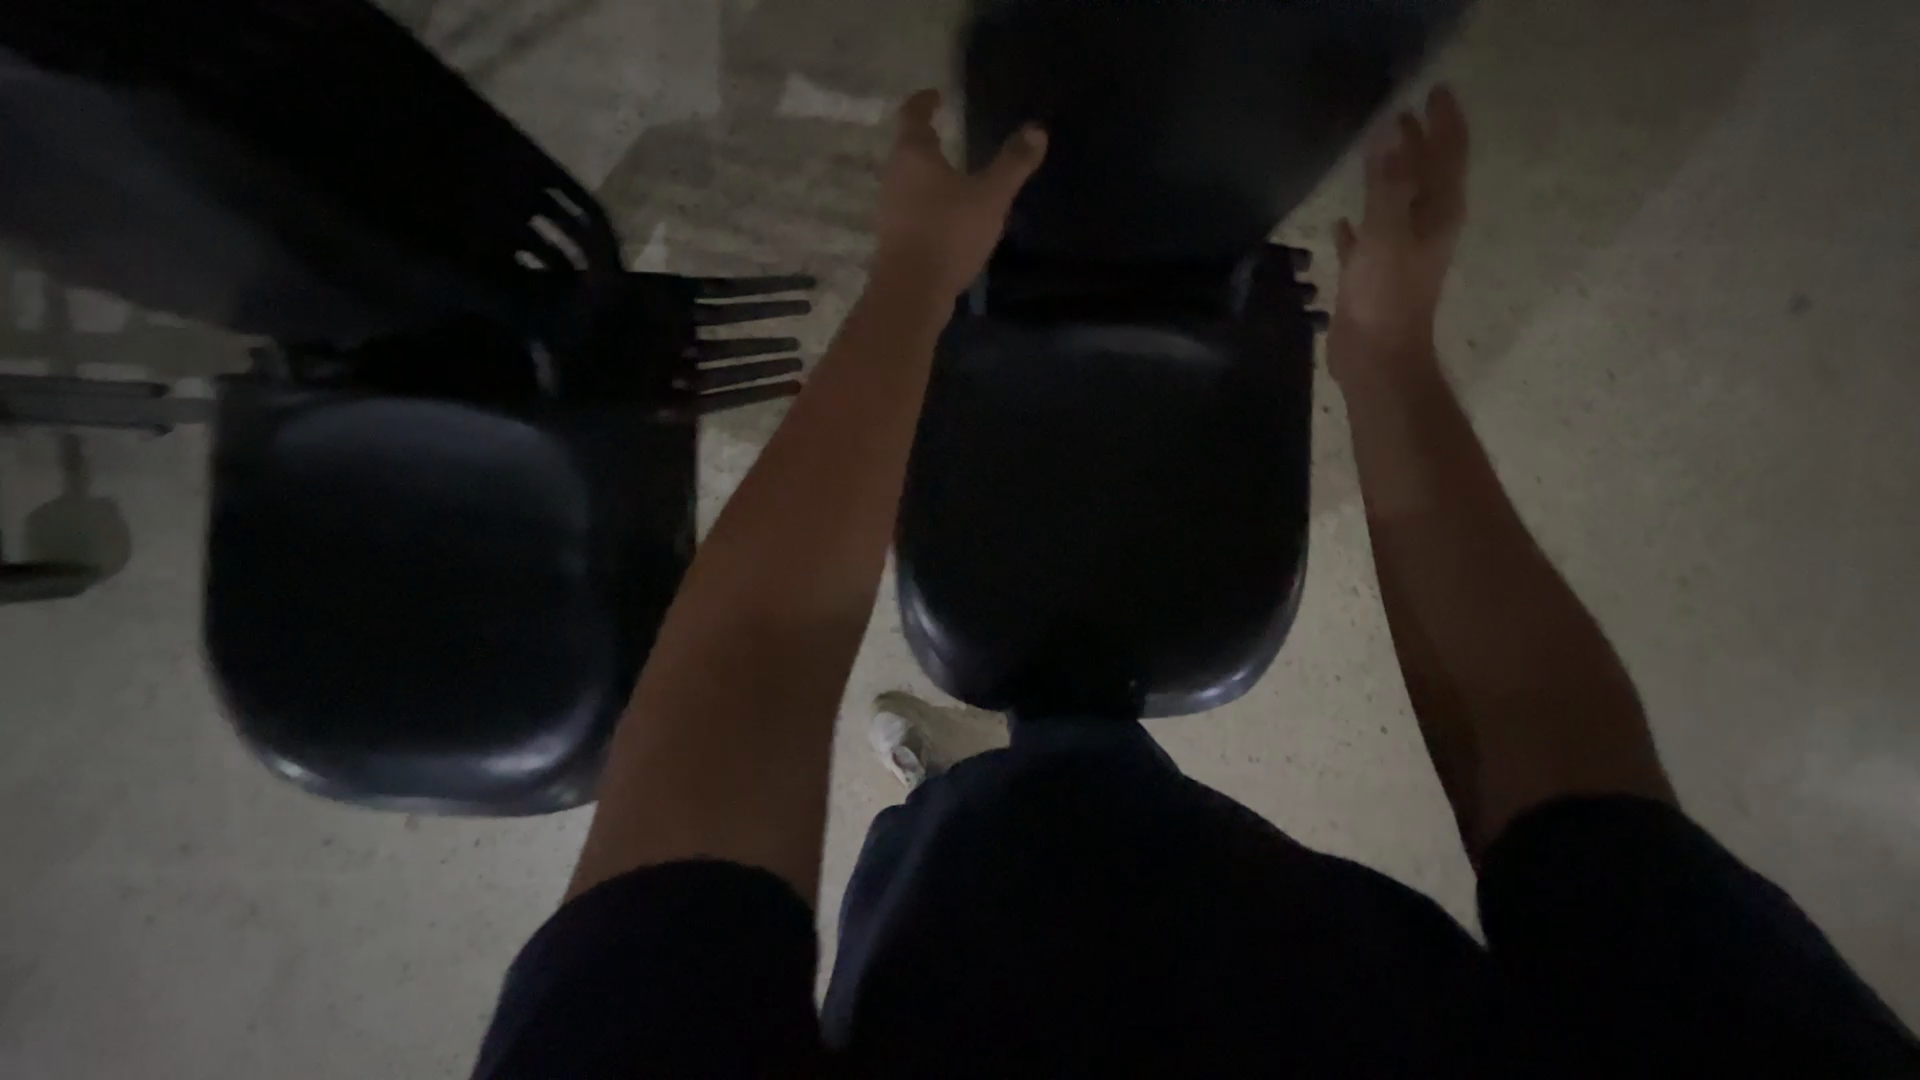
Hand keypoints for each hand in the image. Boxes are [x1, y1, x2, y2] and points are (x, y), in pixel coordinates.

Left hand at [870, 89, 1047, 299]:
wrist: (912, 293)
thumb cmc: (948, 233)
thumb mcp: (990, 196)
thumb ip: (1013, 164)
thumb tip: (1036, 130)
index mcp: (913, 155)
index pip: (913, 114)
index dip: (925, 101)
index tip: (936, 95)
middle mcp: (894, 177)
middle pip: (908, 150)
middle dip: (926, 141)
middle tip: (948, 135)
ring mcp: (890, 211)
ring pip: (908, 183)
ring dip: (927, 177)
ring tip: (952, 177)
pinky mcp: (895, 240)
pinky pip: (912, 212)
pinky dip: (928, 207)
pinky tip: (947, 218)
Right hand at [1329, 85, 1470, 382]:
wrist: (1377, 358)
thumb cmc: (1386, 297)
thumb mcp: (1386, 233)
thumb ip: (1388, 184)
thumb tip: (1390, 131)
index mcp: (1437, 213)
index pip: (1446, 155)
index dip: (1442, 122)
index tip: (1432, 91)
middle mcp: (1424, 227)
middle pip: (1424, 175)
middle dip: (1416, 144)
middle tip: (1401, 113)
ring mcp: (1399, 253)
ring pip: (1396, 204)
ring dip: (1388, 179)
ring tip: (1372, 153)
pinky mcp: (1373, 276)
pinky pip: (1367, 239)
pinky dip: (1358, 225)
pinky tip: (1341, 220)